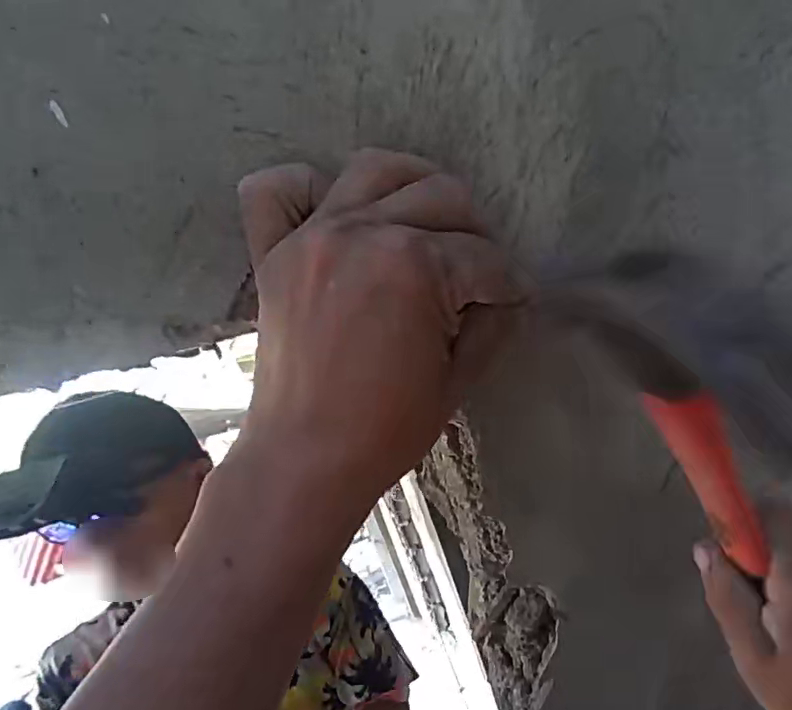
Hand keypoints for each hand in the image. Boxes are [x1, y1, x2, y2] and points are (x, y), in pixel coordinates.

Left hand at [234, 150, 524, 502]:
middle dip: (477, 234)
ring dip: (416, 188)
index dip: (511, 284)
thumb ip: (491, 329)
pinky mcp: (274, 250)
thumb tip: (507, 299)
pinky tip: (339, 213)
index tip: (518, 301)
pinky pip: (280, 188)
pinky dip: (311, 186)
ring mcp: (313, 235)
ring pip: (376, 169)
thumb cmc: (388, 430)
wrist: (308, 457)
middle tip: (483, 272)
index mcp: (415, 269)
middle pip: (441, 197)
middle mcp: (364, 232)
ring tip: (431, 226)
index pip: (484, 259)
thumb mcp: (457, 383)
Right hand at [695, 503, 791, 709]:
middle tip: (752, 621)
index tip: (727, 567)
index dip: (740, 526)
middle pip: (783, 537)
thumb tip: (705, 547)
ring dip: (781, 585)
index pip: (768, 510)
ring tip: (780, 641)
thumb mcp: (753, 657)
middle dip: (758, 565)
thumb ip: (727, 597)